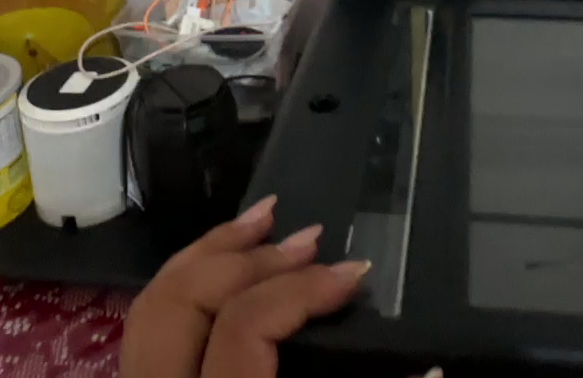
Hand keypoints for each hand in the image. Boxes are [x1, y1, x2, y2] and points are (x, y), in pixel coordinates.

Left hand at [120, 195, 368, 377]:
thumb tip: (427, 364)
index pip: (242, 326)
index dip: (301, 291)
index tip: (352, 274)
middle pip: (185, 297)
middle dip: (250, 256)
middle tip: (308, 238)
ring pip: (157, 297)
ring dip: (216, 250)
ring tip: (266, 219)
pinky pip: (154, 314)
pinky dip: (193, 274)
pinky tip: (227, 260)